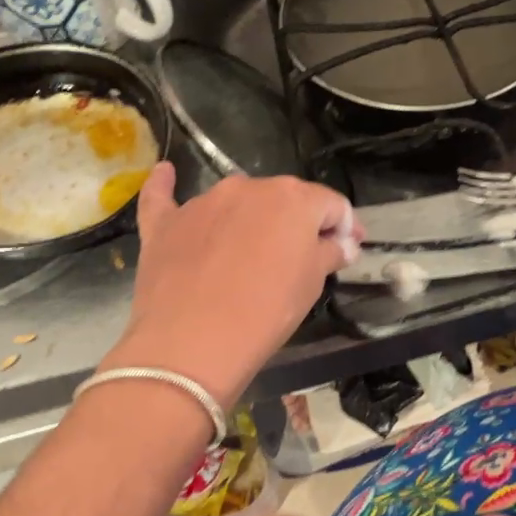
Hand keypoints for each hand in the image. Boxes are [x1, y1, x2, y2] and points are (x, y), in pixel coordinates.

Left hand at [103, 163, 359, 403]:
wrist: (192, 344)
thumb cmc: (267, 311)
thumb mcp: (312, 283)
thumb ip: (329, 253)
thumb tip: (340, 243)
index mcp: (294, 198)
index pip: (332, 204)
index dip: (346, 226)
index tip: (350, 247)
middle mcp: (249, 187)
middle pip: (284, 199)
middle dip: (298, 222)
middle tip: (305, 255)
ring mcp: (203, 202)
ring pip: (236, 202)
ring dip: (250, 218)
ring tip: (253, 250)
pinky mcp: (165, 223)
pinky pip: (165, 197)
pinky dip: (167, 186)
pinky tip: (166, 172)